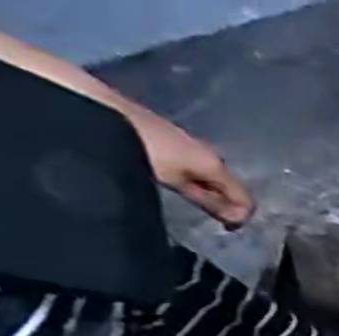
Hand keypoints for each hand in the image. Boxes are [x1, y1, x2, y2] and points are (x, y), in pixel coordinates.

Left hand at [125, 108, 253, 227]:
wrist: (94, 106)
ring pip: (207, 174)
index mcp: (215, 163)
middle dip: (222, 201)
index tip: (223, 227)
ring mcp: (186, 142)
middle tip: (204, 213)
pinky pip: (189, 163)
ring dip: (203, 189)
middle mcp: (206, 152)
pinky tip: (166, 177)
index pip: (244, 198)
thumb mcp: (179, 181)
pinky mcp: (166, 137)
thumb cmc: (140, 146)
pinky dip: (186, 176)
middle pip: (226, 185)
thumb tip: (233, 218)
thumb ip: (211, 201)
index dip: (240, 216)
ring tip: (183, 196)